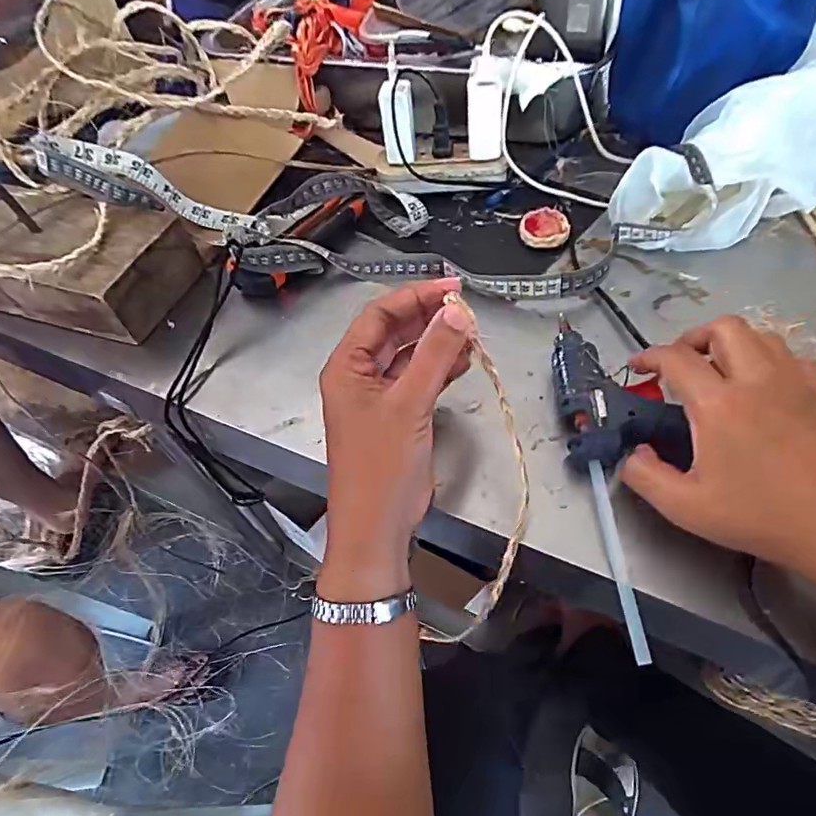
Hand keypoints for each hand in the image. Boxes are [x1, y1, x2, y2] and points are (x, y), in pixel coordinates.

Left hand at [318, 278, 472, 600]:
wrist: (377, 526)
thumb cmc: (379, 471)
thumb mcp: (409, 405)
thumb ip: (434, 356)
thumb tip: (456, 315)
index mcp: (346, 368)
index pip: (379, 315)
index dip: (415, 297)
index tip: (450, 289)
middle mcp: (359, 379)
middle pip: (394, 333)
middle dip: (430, 319)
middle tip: (464, 311)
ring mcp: (378, 399)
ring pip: (409, 357)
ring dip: (438, 345)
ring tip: (469, 336)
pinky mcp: (397, 418)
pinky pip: (418, 381)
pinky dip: (439, 370)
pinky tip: (462, 363)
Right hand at [620, 316, 815, 583]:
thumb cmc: (761, 515)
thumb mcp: (686, 508)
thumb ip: (645, 477)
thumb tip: (633, 455)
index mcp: (718, 404)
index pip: (676, 359)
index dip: (650, 356)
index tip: (638, 366)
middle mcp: (756, 380)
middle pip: (724, 328)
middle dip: (694, 337)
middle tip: (680, 363)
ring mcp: (794, 383)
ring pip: (761, 335)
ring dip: (732, 343)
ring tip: (718, 370)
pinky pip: (791, 358)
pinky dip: (768, 359)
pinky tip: (763, 386)